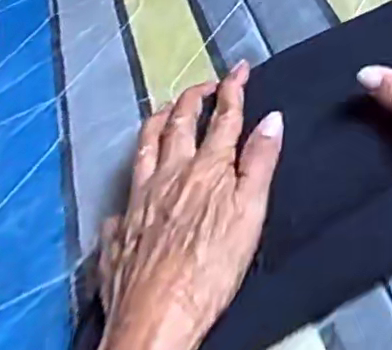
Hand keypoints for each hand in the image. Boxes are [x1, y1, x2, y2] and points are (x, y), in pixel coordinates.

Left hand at [97, 62, 283, 349]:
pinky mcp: (118, 235)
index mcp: (206, 168)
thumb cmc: (212, 267)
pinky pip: (123, 198)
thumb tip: (272, 117)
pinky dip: (132, 183)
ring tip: (166, 111)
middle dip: (193, 97)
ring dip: (158, 123)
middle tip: (205, 85)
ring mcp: (138, 203)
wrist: (154, 326)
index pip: (223, 116)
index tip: (240, 67)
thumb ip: (260, 161)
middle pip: (179, 124)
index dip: (233, 88)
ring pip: (144, 149)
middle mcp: (169, 175)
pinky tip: (133, 190)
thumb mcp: (250, 211)